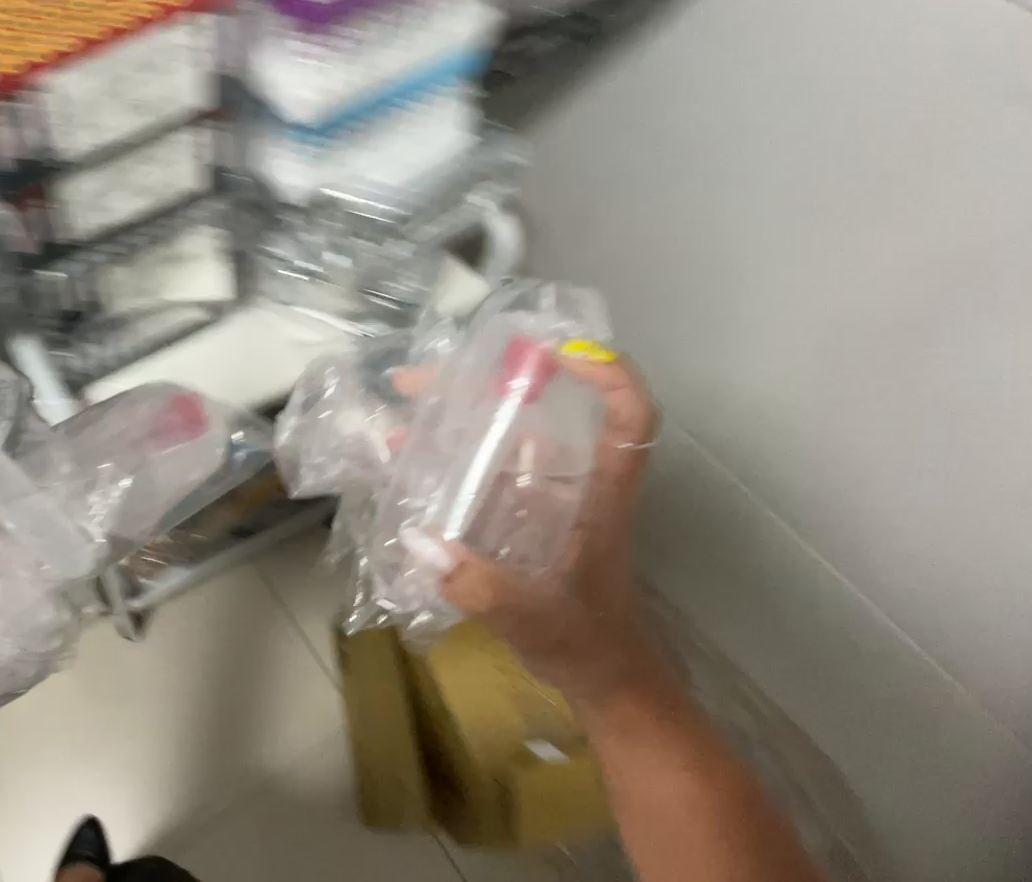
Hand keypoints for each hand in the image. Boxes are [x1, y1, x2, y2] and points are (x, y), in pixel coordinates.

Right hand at [438, 352, 665, 708]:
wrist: (601, 679)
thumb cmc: (587, 644)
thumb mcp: (536, 619)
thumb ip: (483, 587)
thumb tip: (418, 540)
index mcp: (600, 495)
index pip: (627, 417)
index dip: (605, 374)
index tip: (554, 350)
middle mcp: (574, 482)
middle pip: (546, 411)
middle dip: (487, 381)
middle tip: (424, 377)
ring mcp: (544, 496)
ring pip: (507, 435)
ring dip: (458, 412)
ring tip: (404, 401)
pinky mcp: (518, 514)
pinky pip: (483, 470)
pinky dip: (445, 455)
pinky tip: (404, 453)